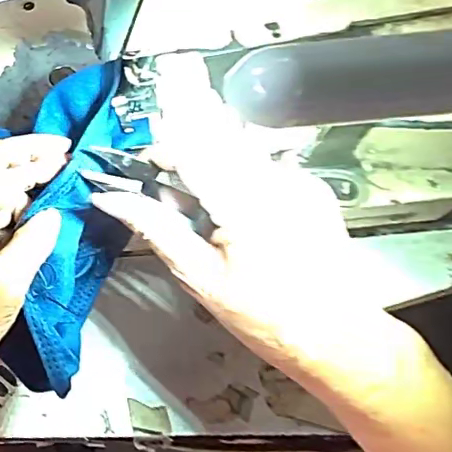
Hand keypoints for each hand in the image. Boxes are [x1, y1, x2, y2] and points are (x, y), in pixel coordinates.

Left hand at [0, 134, 69, 395]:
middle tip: (73, 168)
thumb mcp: (7, 282)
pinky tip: (42, 218)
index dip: (31, 146)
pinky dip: (19, 213)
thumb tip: (53, 213)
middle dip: (35, 166)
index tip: (65, 147)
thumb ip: (34, 241)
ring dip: (29, 189)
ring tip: (64, 189)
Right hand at [89, 54, 428, 397]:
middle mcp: (280, 184)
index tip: (139, 123)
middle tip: (159, 115)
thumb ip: (154, 227)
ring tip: (175, 152)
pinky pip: (257, 159)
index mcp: (249, 206)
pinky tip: (212, 178)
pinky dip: (228, 159)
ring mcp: (298, 183)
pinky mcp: (306, 188)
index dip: (164, 133)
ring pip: (239, 143)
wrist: (338, 337)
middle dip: (186, 122)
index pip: (196, 150)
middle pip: (220, 134)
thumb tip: (113, 200)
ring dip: (205, 142)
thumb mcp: (199, 276)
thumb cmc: (273, 317)